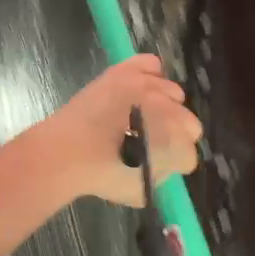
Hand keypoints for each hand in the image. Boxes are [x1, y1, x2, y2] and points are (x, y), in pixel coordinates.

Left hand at [35, 55, 201, 206]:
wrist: (65, 150)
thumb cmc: (101, 174)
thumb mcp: (139, 191)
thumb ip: (161, 174)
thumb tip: (165, 162)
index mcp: (174, 141)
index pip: (189, 153)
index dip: (174, 162)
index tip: (158, 163)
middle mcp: (167, 108)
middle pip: (188, 121)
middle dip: (173, 133)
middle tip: (150, 140)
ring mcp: (146, 85)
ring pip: (174, 93)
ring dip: (163, 105)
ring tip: (141, 116)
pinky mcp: (125, 70)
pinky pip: (151, 64)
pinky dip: (150, 75)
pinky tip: (138, 90)